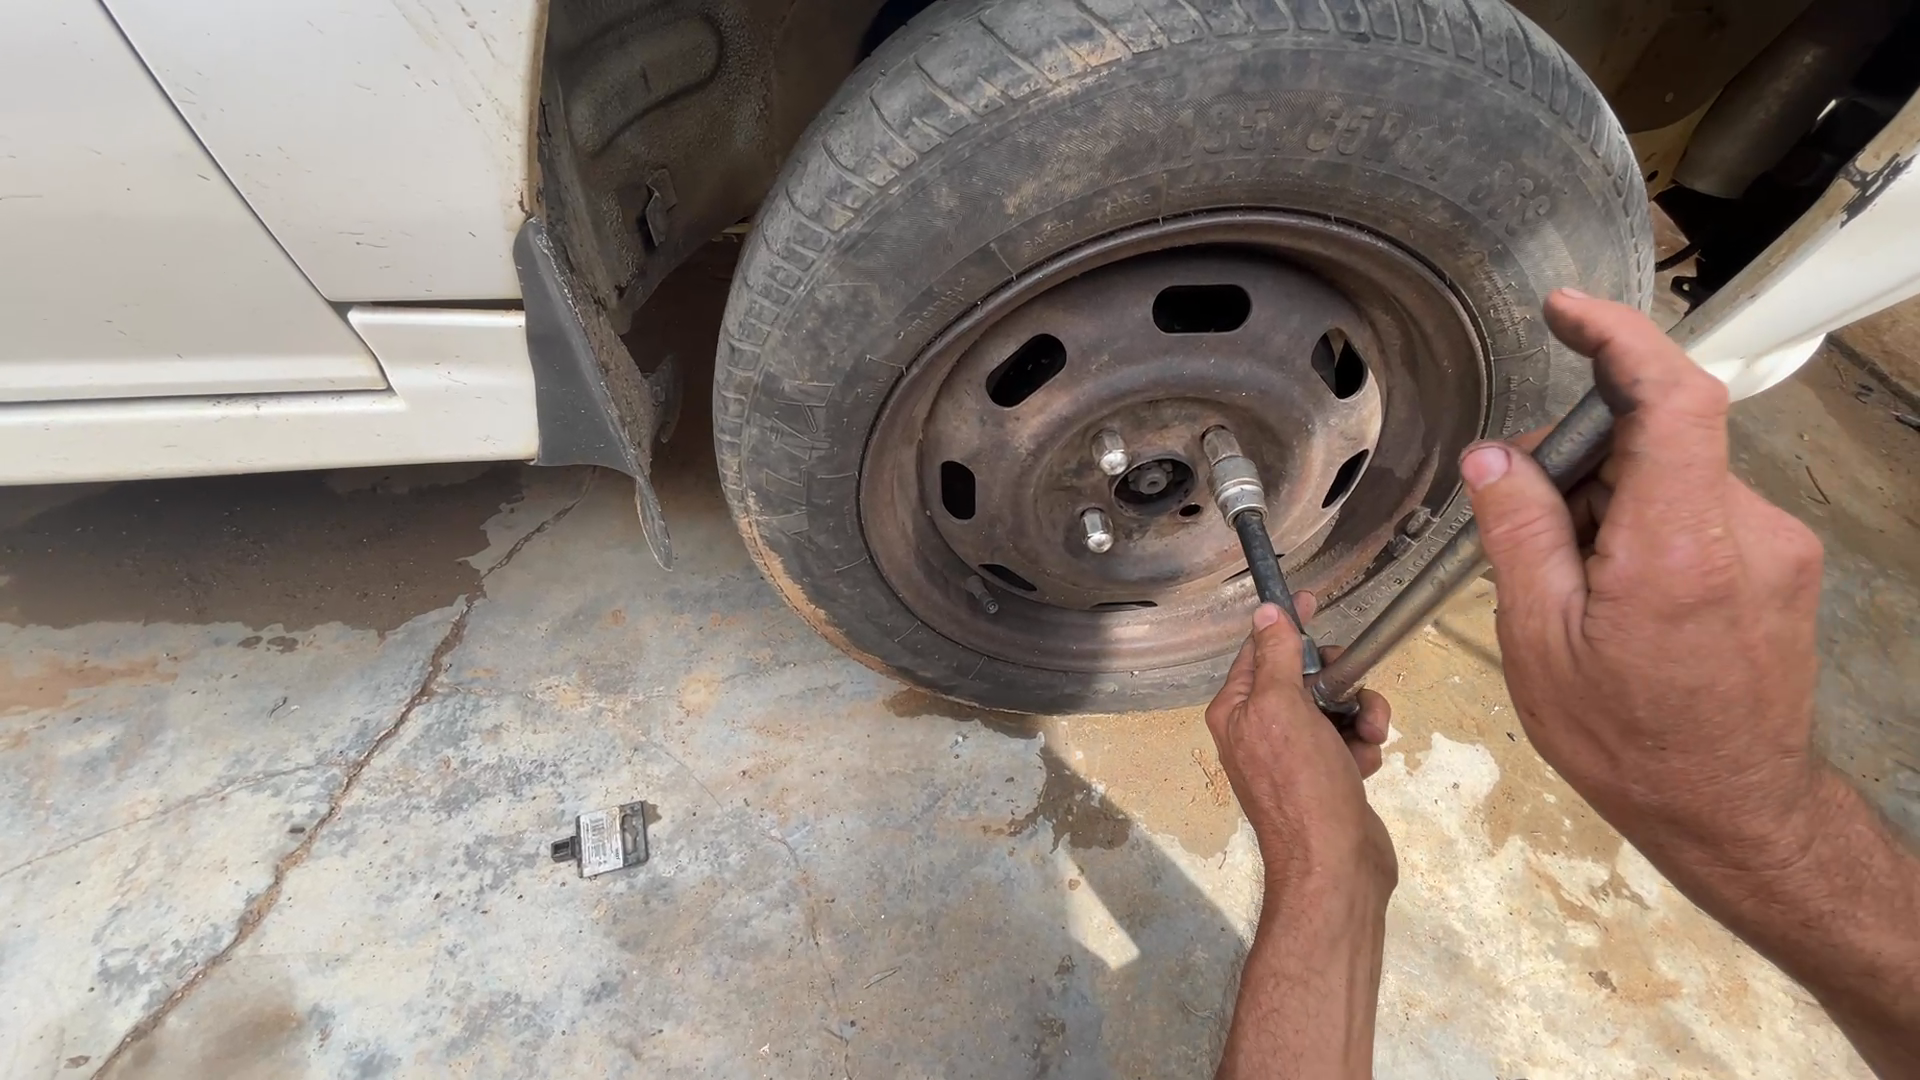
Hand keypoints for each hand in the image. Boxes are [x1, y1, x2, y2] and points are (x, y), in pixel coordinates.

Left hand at [1204, 593, 1395, 897]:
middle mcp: (1257, 728)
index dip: (1287, 626)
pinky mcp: (1324, 774)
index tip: (1311, 600)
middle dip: (1335, 682)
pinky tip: (1364, 765)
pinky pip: (1347, 740)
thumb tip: (1265, 612)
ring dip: (1356, 716)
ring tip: (1367, 737)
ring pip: (1332, 708)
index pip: (1258, 651)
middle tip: (1351, 689)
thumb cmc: (1301, 781)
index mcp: (1235, 709)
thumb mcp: (1283, 708)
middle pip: (1302, 677)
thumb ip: (1276, 657)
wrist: (1335, 865)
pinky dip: (1361, 746)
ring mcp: (1292, 753)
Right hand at [1462, 288, 1826, 886]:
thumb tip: (1492, 458)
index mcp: (1679, 546)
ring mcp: (1770, 548)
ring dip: (1595, 498)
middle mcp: (1746, 531)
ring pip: (1665, 477)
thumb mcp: (1538, 635)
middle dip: (1571, 457)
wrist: (1724, 806)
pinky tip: (1595, 583)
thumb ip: (1520, 533)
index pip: (1672, 404)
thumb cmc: (1618, 731)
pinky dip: (1626, 521)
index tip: (1565, 310)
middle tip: (1508, 514)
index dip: (1619, 342)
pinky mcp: (1771, 566)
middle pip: (1652, 441)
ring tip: (1553, 574)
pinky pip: (1687, 509)